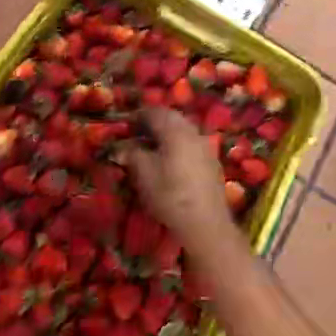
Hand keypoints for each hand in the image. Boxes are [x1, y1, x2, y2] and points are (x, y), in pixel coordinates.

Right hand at [122, 108, 240, 262]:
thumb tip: (122, 146)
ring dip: (167, 135)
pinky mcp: (212, 163)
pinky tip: (170, 162)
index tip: (124, 126)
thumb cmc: (169, 194)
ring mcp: (206, 147)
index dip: (137, 116)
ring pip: (184, 131)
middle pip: (172, 118)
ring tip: (151, 149)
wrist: (205, 223)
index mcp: (176, 130)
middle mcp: (193, 132)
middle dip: (153, 123)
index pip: (154, 112)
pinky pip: (192, 145)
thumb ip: (131, 153)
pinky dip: (178, 147)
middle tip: (136, 135)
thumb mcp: (142, 173)